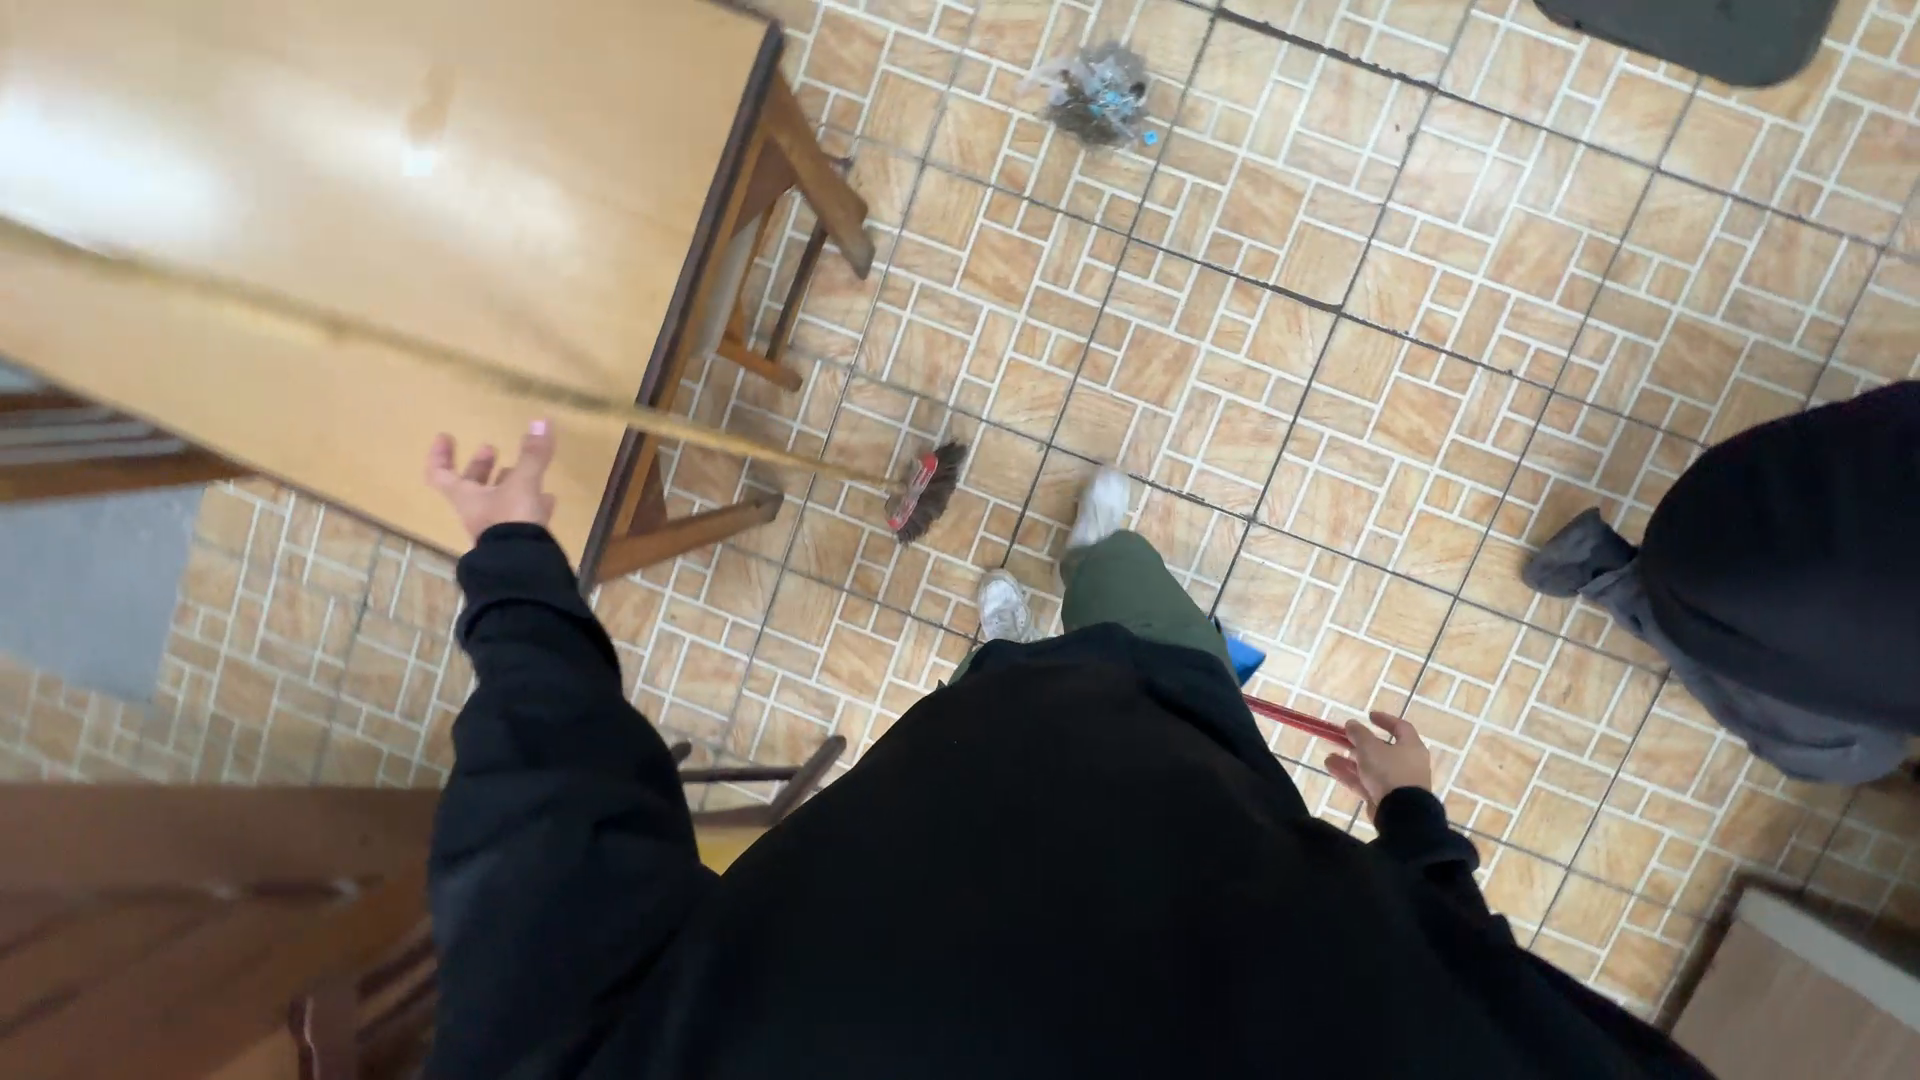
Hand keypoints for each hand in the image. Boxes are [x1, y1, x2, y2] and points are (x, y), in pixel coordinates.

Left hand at [426, 420, 556, 543]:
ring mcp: (496, 527)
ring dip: (507, 484)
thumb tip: (541, 421)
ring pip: (497, 500)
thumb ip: (532, 455)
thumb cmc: (510, 519)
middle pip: (471, 485)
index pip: (441, 474)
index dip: (440, 455)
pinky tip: (548, 498)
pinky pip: (521, 516)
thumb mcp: (522, 483)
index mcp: (466, 496)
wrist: (522, 563)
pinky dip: (532, 504)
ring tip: (522, 470)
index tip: (445, 437)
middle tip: (490, 448)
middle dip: (481, 466)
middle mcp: (476, 511)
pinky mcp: (516, 538)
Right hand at [1325, 711, 1431, 820]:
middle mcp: (1407, 764)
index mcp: (1411, 747)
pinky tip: (1330, 768)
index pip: (1401, 728)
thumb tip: (1352, 724)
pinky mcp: (1386, 798)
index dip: (1385, 720)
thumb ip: (1359, 733)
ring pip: (1370, 767)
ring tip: (1329, 756)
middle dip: (1360, 744)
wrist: (1402, 813)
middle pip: (1382, 749)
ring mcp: (1397, 783)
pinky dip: (1349, 775)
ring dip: (1349, 761)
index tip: (1369, 716)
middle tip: (1342, 739)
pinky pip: (1365, 782)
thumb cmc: (1389, 771)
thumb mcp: (1370, 747)